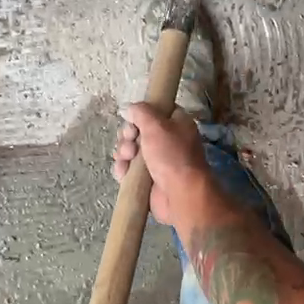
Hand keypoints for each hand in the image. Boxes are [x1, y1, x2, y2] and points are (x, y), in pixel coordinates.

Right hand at [111, 103, 215, 231]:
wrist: (180, 194)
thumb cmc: (171, 154)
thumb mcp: (156, 125)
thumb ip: (141, 111)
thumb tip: (129, 109)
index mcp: (176, 124)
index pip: (154, 111)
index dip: (140, 114)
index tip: (133, 120)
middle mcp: (167, 140)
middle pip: (137, 130)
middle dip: (128, 135)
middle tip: (131, 141)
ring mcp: (157, 161)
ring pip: (130, 149)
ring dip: (123, 152)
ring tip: (127, 159)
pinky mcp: (147, 179)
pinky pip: (128, 169)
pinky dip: (123, 169)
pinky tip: (123, 172)